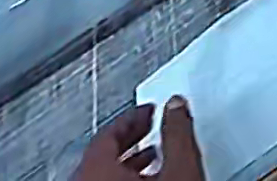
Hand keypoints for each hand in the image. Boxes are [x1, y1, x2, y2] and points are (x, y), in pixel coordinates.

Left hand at [73, 97, 204, 180]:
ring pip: (101, 175)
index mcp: (96, 171)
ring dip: (126, 162)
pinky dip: (121, 180)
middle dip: (130, 138)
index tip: (150, 108)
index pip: (107, 133)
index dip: (132, 117)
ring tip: (153, 156)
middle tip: (151, 125)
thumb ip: (177, 129)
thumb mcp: (181, 166)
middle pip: (101, 155)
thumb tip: (175, 104)